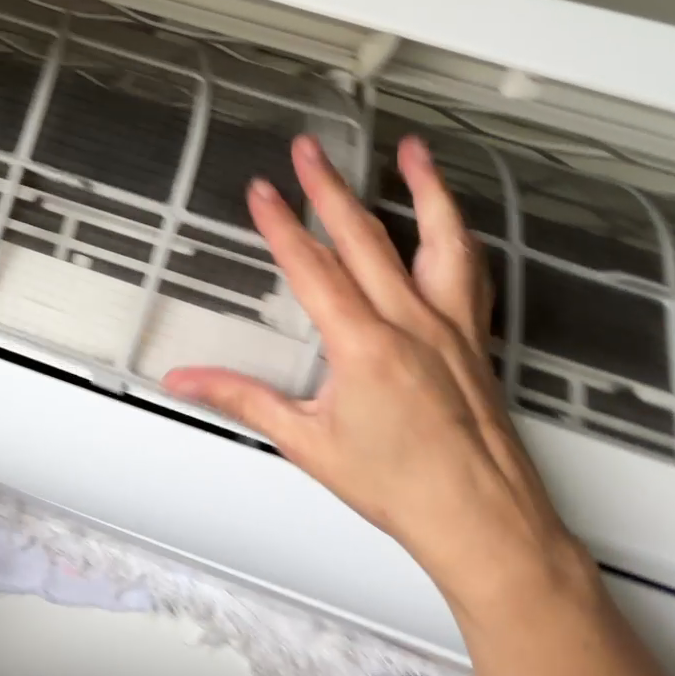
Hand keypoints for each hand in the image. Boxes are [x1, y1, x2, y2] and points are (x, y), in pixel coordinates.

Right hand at [163, 135, 586, 606]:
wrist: (487, 526)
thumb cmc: (406, 488)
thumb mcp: (307, 442)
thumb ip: (241, 399)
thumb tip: (187, 382)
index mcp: (367, 346)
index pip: (312, 267)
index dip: (281, 224)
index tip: (262, 191)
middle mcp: (414, 326)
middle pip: (364, 237)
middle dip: (328, 186)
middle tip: (309, 149)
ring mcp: (452, 328)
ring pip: (440, 240)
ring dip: (423, 189)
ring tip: (413, 152)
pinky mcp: (476, 340)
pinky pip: (471, 272)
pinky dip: (459, 234)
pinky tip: (453, 220)